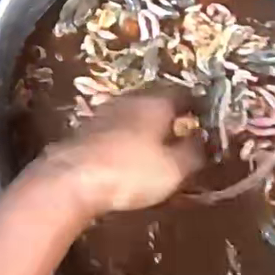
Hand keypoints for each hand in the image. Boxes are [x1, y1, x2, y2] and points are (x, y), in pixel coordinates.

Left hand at [33, 93, 203, 217]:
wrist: (70, 179)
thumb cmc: (130, 171)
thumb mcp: (173, 169)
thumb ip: (193, 153)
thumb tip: (204, 140)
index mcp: (158, 103)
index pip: (184, 95)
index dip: (197, 106)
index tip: (204, 119)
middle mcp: (133, 99)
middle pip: (158, 100)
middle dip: (171, 114)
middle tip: (182, 131)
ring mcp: (107, 111)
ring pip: (135, 112)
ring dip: (146, 124)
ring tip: (155, 143)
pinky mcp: (87, 128)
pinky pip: (116, 126)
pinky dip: (126, 136)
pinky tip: (126, 153)